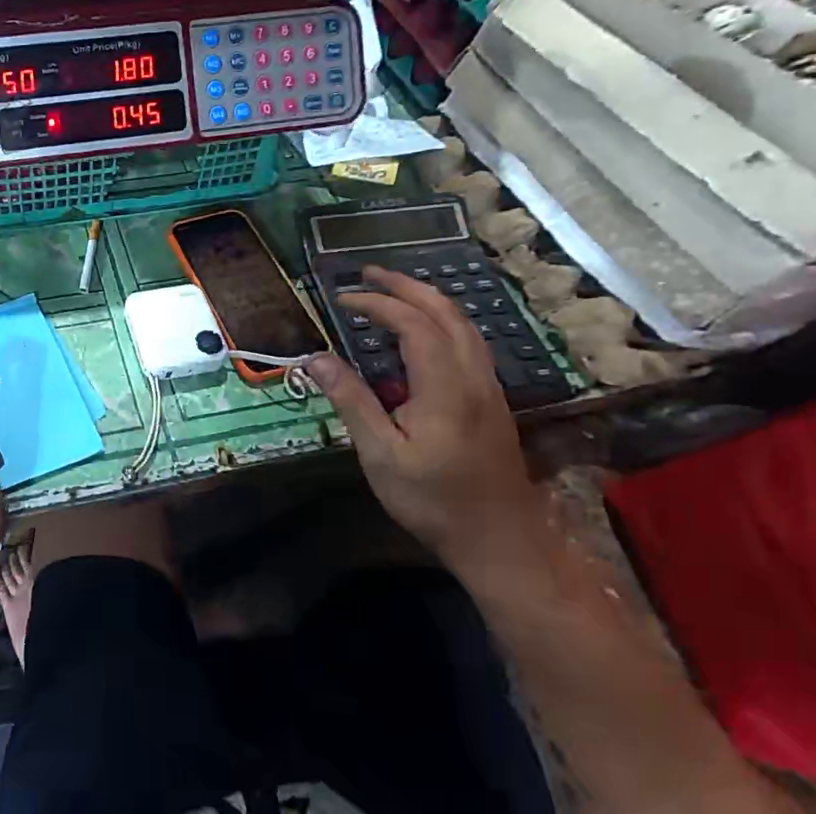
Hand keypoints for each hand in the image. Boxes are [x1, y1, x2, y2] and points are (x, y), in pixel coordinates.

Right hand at [306, 266, 542, 563]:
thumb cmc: (434, 500)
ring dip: (427, 300)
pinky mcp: (491, 401)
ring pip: (464, 325)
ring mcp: (489, 388)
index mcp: (447, 388)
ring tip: (391, 291)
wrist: (500, 541)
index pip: (414, 325)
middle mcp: (474, 377)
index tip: (342, 299)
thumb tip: (314, 358)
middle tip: (368, 274)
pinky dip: (441, 320)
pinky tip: (421, 330)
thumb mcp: (380, 454)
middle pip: (446, 313)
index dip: (378, 304)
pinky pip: (468, 342)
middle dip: (406, 286)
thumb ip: (351, 401)